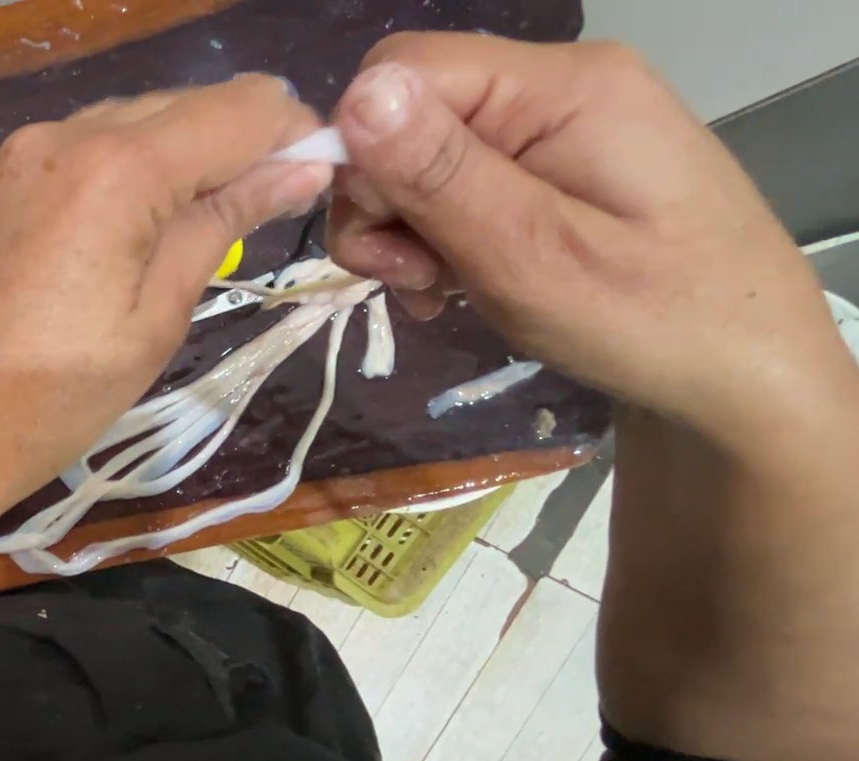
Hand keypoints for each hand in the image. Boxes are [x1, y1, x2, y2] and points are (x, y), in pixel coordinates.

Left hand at [0, 76, 332, 520]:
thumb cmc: (59, 399)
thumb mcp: (157, 319)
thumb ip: (224, 225)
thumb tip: (301, 165)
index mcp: (113, 170)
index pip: (240, 109)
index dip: (289, 138)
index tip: (305, 185)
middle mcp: (60, 136)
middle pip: (182, 106)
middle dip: (230, 150)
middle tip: (246, 221)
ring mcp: (16, 155)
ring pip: (128, 123)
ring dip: (170, 161)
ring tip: (176, 235)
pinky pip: (76, 150)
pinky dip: (113, 173)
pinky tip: (116, 229)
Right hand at [324, 34, 856, 446]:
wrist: (732, 359)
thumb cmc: (642, 316)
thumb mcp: (526, 254)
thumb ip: (439, 176)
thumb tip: (358, 97)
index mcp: (557, 88)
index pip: (403, 70)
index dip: (359, 149)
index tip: (377, 236)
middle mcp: (547, 89)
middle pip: (397, 120)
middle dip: (377, 205)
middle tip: (410, 276)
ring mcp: (542, 131)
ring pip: (407, 165)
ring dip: (396, 236)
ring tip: (434, 289)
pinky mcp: (534, 171)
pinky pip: (438, 194)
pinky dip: (421, 246)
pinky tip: (447, 285)